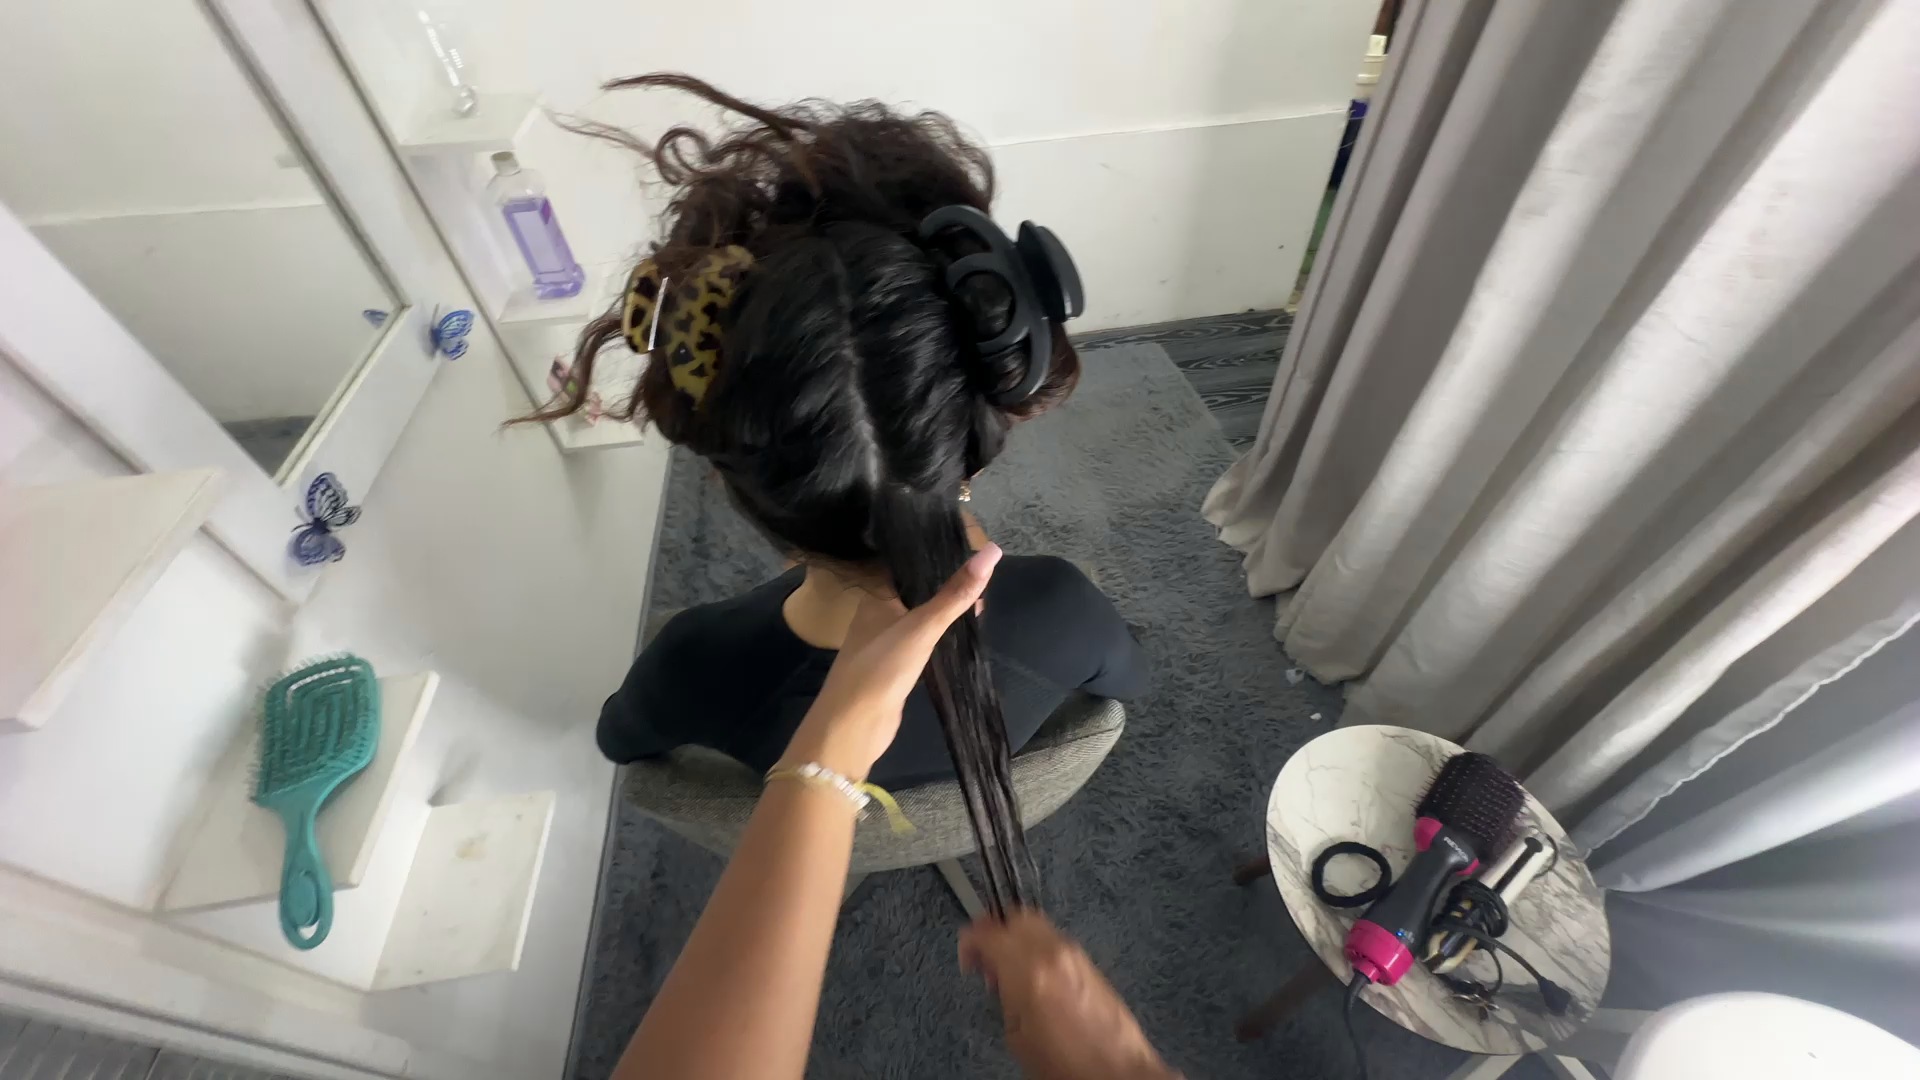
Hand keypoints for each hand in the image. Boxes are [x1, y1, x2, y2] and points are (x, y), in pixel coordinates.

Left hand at [780, 543, 1001, 781]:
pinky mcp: (894, 664)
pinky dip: (940, 633)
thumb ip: (956, 593)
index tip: (974, 550)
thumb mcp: (923, 626)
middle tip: (985, 578)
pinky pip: (921, 638)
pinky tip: (961, 632)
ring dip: (946, 609)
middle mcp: (877, 611)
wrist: (852, 726)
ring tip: (980, 602)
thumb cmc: (882, 668)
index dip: (940, 556)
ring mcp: (885, 639)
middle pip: (917, 589)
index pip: (910, 562)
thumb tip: (992, 551)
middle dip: (948, 584)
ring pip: (920, 614)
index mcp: (876, 594)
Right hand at [960, 912, 1177, 1079]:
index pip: (988, 932)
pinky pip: (1053, 938)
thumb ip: (1003, 994)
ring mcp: (1072, 951)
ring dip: (1018, 938)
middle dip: (996, 932)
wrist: (1117, 1073)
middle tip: (988, 959)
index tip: (968, 957)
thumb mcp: (1017, 1036)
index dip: (969, 940)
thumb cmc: (1069, 1067)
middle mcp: (1051, 952)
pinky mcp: (1087, 959)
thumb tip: (996, 974)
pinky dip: (1037, 947)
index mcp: (1028, 971)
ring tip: (1012, 970)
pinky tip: (1036, 976)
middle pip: (1015, 916)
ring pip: (1035, 923)